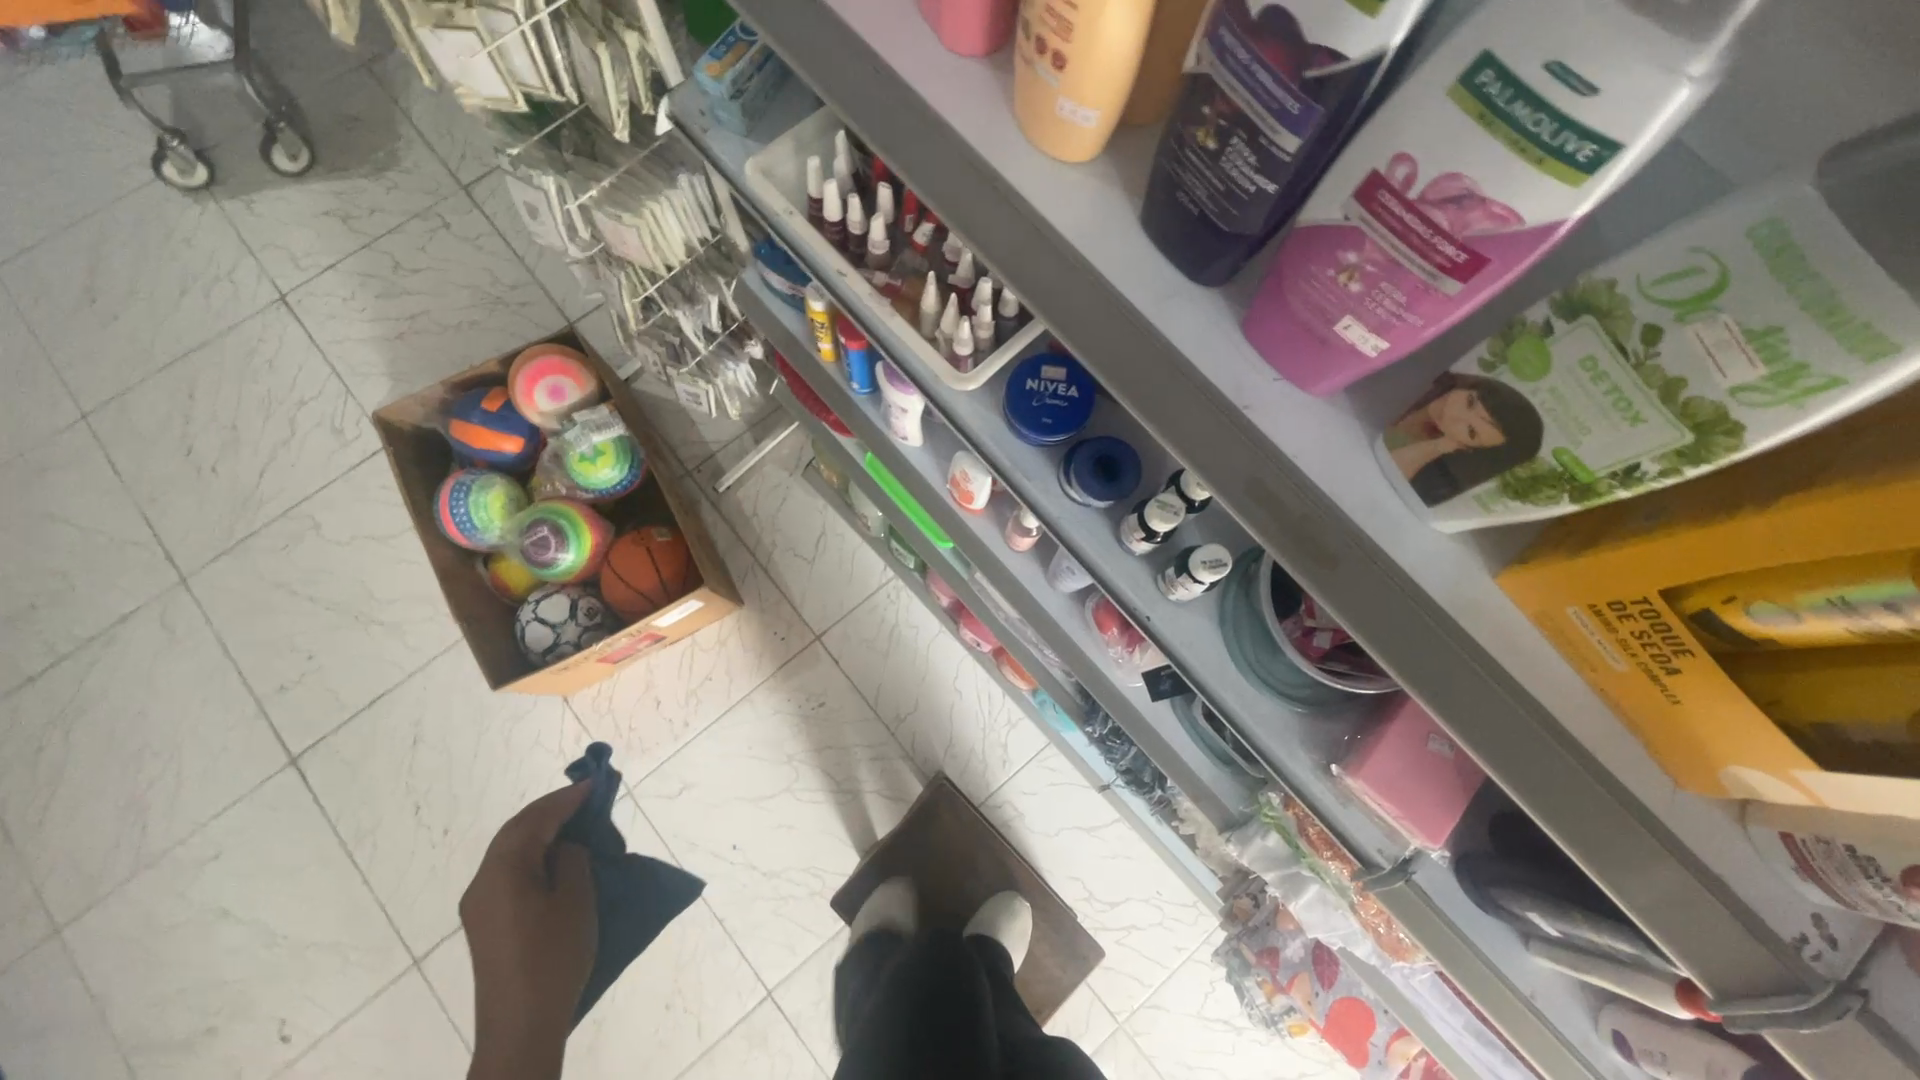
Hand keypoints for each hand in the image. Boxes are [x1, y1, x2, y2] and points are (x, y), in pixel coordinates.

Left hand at [462, 782, 597, 1079]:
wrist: (521, 1025)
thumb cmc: (553, 957)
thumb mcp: (576, 900)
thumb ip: (572, 860)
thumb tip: (566, 847)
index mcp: (502, 870)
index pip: (535, 819)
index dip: (566, 799)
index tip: (596, 784)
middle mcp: (482, 882)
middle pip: (516, 831)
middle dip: (552, 811)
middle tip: (588, 800)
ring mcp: (480, 905)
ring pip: (511, 852)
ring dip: (543, 833)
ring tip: (579, 826)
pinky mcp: (486, 924)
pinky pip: (510, 874)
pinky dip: (536, 856)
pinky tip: (559, 862)